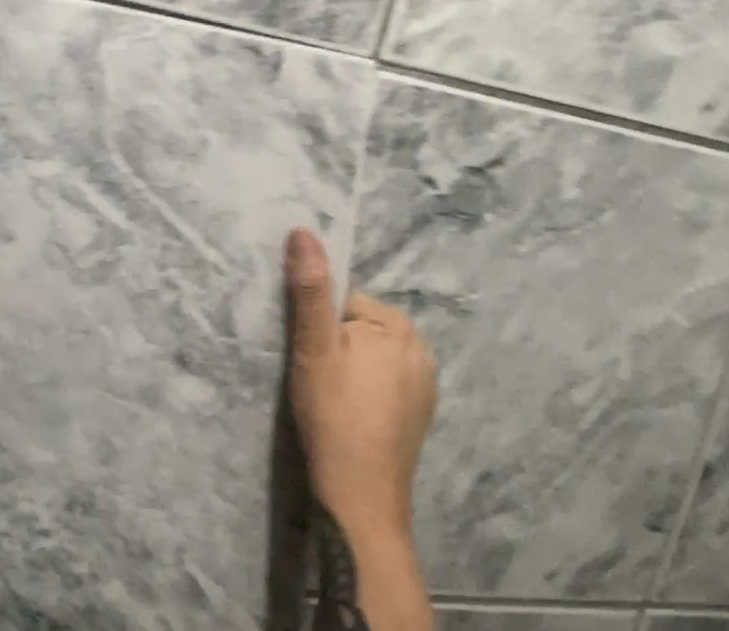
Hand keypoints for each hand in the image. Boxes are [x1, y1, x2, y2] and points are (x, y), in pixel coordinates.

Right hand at [284, 228, 437, 543]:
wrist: (361, 498)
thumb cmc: (333, 416)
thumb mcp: (313, 348)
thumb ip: (310, 289)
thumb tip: (303, 230)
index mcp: (395, 324)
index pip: (342, 301)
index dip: (317, 327)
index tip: (306, 358)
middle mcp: (420, 345)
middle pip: (357, 325)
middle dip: (334, 344)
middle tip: (315, 380)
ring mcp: (425, 381)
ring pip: (370, 354)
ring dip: (349, 367)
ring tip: (330, 399)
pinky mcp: (421, 410)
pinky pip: (384, 380)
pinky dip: (366, 389)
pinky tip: (350, 414)